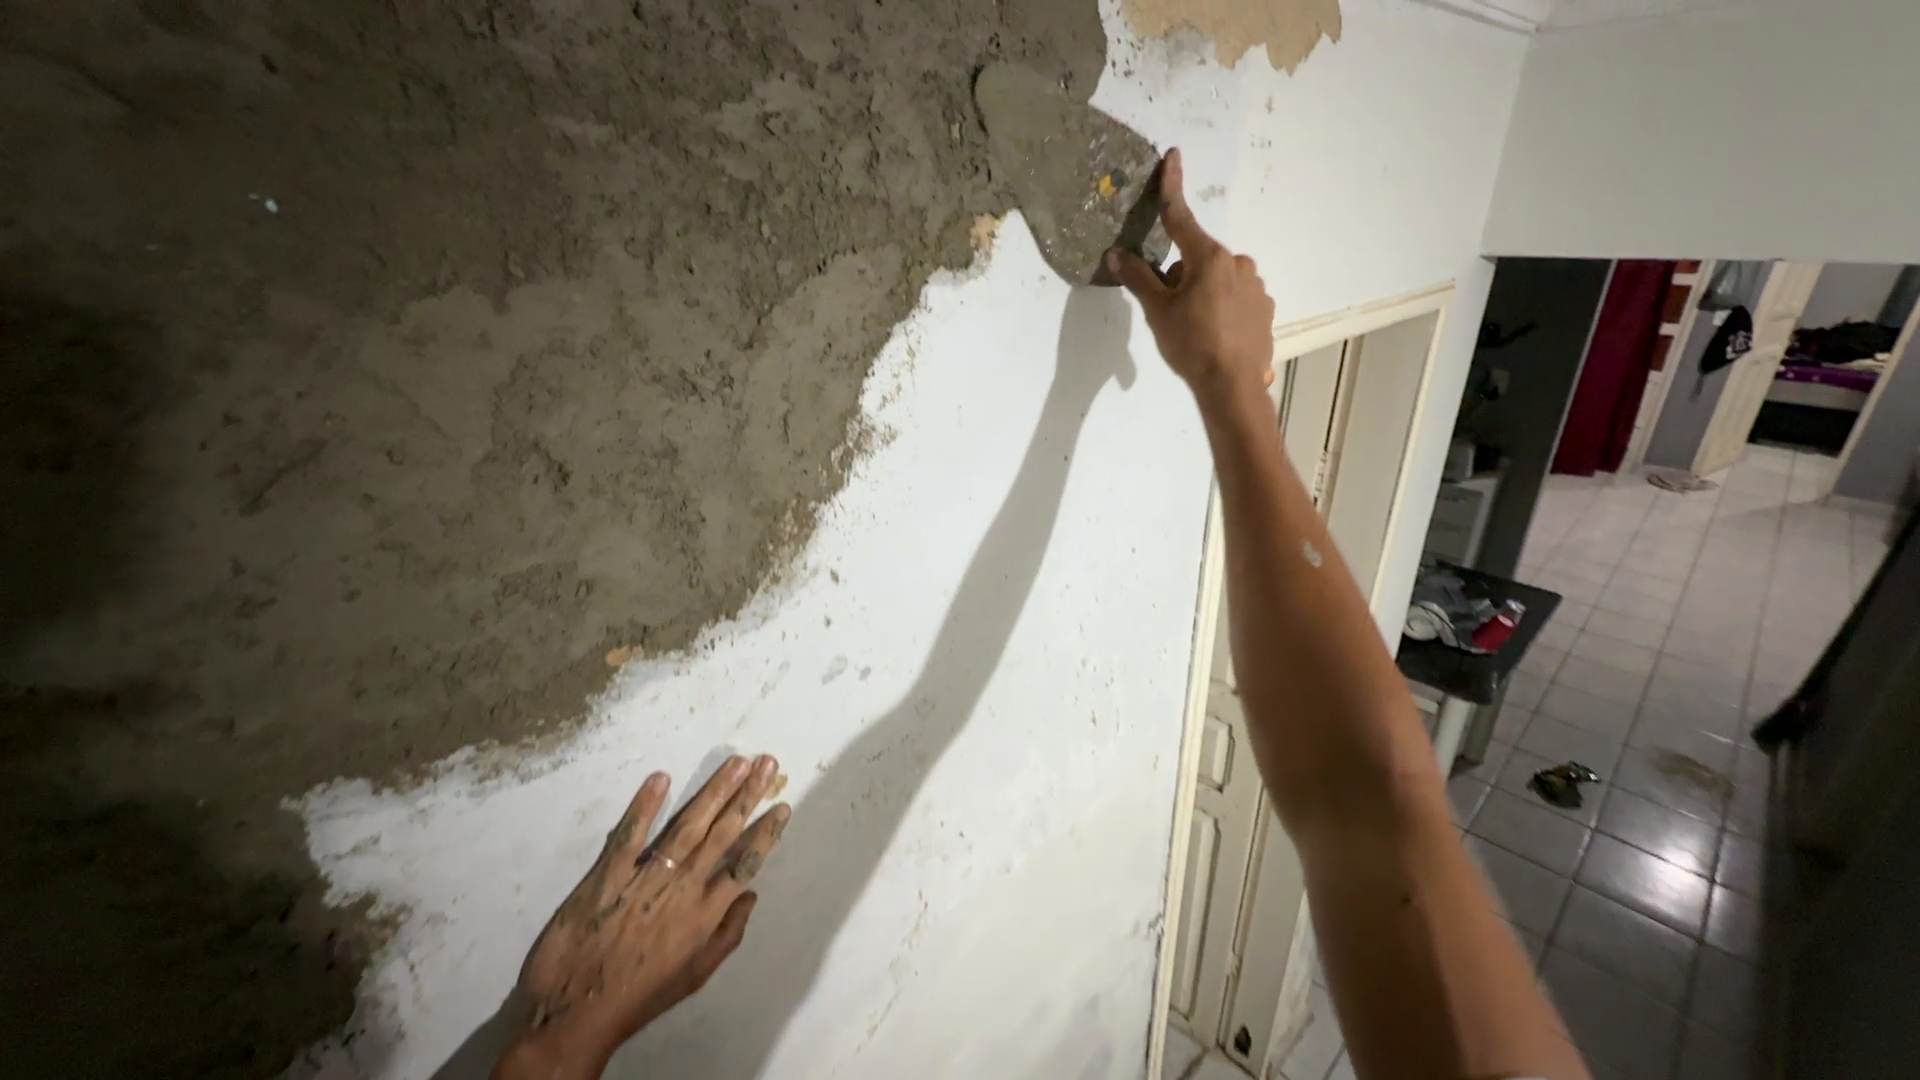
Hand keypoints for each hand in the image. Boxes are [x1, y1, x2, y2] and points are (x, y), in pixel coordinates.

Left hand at [494, 755, 790, 1079]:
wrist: (573, 1017)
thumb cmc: (639, 996)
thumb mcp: (695, 976)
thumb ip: (728, 934)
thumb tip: (752, 895)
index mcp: (706, 913)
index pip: (745, 862)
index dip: (765, 833)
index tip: (782, 806)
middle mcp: (683, 888)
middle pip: (722, 832)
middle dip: (747, 794)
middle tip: (766, 762)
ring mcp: (646, 878)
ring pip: (687, 825)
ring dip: (714, 791)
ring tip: (736, 762)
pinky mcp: (608, 875)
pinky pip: (631, 834)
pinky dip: (646, 806)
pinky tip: (662, 777)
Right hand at [1106, 148, 1276, 399]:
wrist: (1233, 385)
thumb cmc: (1191, 344)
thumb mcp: (1158, 312)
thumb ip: (1139, 279)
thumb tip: (1117, 254)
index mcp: (1209, 258)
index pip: (1181, 218)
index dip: (1173, 188)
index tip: (1173, 157)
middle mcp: (1238, 263)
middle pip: (1197, 258)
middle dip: (1181, 276)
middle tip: (1170, 311)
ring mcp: (1255, 285)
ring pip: (1217, 279)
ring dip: (1202, 293)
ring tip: (1194, 329)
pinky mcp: (1264, 307)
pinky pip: (1235, 297)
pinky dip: (1221, 309)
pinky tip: (1214, 335)